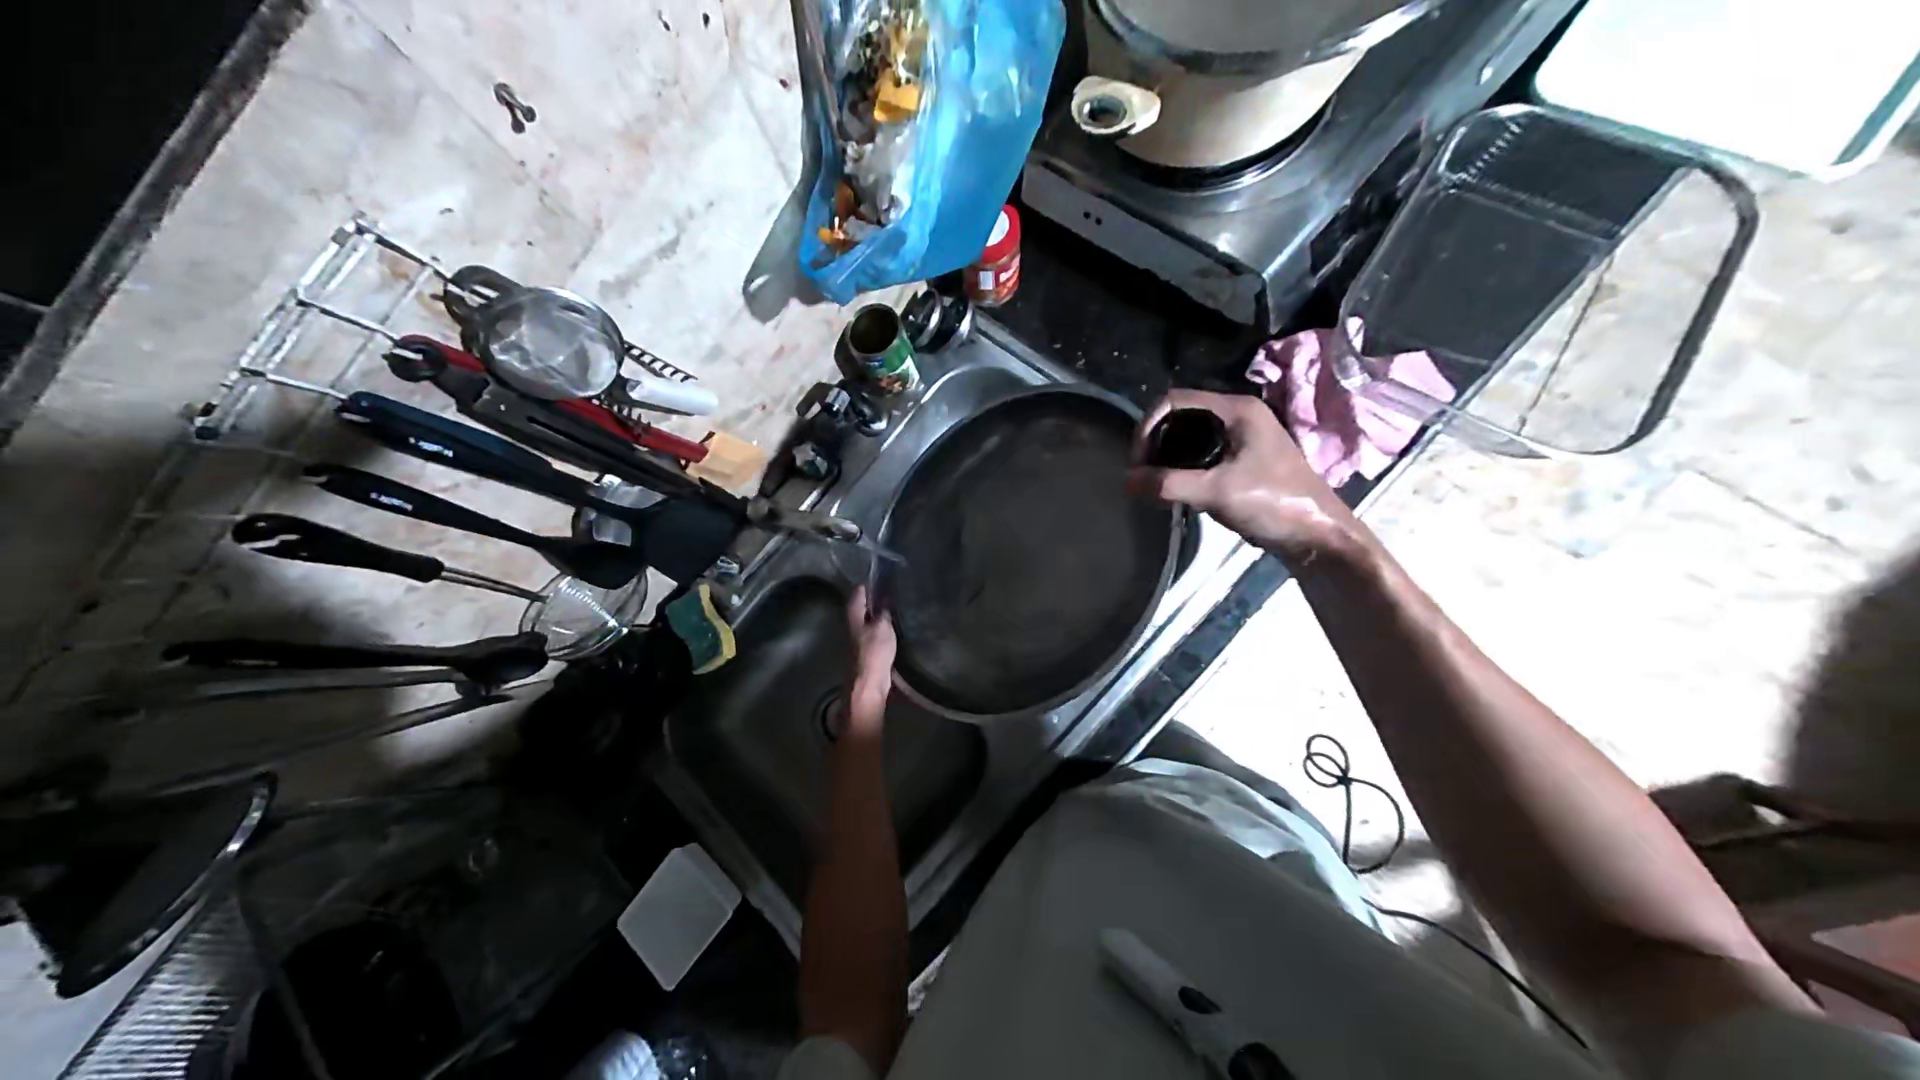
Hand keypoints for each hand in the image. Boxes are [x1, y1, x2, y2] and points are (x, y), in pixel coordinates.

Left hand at [844, 586, 896, 735]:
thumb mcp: (883, 627)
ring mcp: (860, 641)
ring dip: (882, 616)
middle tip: (895, 591)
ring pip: (870, 622)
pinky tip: (898, 629)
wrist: (869, 685)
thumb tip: (887, 601)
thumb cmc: (874, 653)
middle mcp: (853, 626)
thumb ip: (884, 613)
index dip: (869, 584)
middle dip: (876, 600)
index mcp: (854, 616)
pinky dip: (885, 630)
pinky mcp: (868, 653)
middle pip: (863, 608)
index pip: (858, 593)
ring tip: (900, 608)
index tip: (883, 577)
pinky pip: (877, 636)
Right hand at [1130, 389, 1363, 560]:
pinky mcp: (1243, 458)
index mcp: (1236, 409)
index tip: (1137, 460)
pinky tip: (1176, 489)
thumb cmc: (1273, 503)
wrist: (1316, 536)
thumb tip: (1127, 481)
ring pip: (1190, 435)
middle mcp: (1239, 415)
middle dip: (1155, 441)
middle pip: (1180, 415)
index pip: (1175, 400)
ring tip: (1154, 483)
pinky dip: (1182, 466)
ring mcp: (1243, 437)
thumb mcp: (1216, 492)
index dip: (1147, 425)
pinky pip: (1202, 452)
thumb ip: (1169, 484)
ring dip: (1167, 456)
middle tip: (1142, 473)